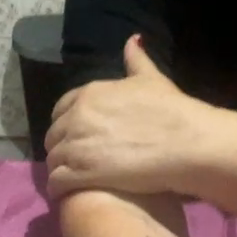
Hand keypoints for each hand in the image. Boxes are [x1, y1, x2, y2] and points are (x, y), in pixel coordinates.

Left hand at [45, 34, 217, 198]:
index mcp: (90, 94)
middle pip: (53, 137)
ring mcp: (77, 146)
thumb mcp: (151, 79)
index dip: (65, 124)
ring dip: (58, 171)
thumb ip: (136, 60)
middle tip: (72, 163)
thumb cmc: (171, 111)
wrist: (182, 143)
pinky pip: (56, 182)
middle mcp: (77, 117)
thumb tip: (132, 40)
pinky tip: (65, 195)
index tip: (73, 137)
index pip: (60, 110)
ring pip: (53, 161)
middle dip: (60, 149)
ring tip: (69, 182)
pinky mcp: (80, 174)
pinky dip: (57, 189)